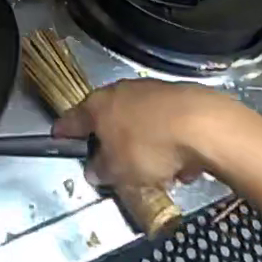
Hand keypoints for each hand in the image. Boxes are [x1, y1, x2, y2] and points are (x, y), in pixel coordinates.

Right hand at [52, 79, 254, 188]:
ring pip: (139, 121)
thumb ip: (101, 170)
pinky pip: (165, 123)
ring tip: (159, 171)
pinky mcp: (178, 96)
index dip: (64, 131)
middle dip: (110, 140)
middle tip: (117, 165)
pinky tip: (184, 162)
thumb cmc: (150, 146)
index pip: (72, 119)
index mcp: (97, 106)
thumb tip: (94, 170)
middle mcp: (119, 91)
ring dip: (143, 143)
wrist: (204, 125)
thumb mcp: (119, 170)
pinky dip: (169, 140)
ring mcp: (149, 90)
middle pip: (107, 118)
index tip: (58, 136)